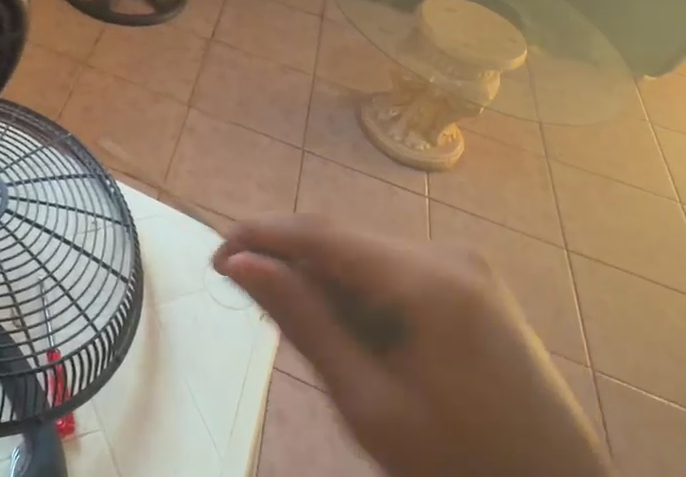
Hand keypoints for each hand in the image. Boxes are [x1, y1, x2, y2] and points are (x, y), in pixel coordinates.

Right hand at [215, 216, 606, 476]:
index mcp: (427, 280)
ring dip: (325, 283)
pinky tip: (355, 337)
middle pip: (342, 241)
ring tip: (311, 336)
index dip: (259, 237)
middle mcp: (447, 254)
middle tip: (251, 306)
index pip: (320, 233)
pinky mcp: (471, 285)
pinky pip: (393, 271)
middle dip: (292, 265)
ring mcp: (465, 267)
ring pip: (364, 255)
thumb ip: (304, 321)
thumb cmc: (459, 466)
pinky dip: (360, 295)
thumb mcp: (369, 403)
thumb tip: (240, 263)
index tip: (214, 261)